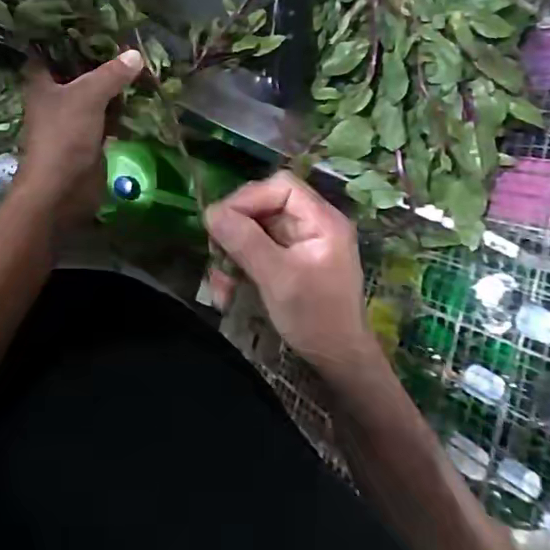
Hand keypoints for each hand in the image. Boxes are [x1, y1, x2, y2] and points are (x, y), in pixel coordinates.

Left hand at [15, 51, 144, 218]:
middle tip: (126, 39)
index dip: (67, 35)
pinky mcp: (87, 138)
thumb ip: (110, 74)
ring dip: (113, 84)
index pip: (50, 50)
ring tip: (139, 62)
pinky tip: (140, 94)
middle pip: (76, 71)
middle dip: (99, 59)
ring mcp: (71, 119)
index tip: (91, 21)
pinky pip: (105, 116)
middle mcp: (53, 97)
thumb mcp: (88, 97)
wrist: (61, 190)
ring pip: (93, 94)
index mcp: (41, 82)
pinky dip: (120, 108)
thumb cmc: (64, 136)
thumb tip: (135, 54)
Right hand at [204, 172, 375, 370]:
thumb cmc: (316, 318)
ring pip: (252, 229)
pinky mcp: (287, 262)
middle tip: (216, 254)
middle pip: (262, 205)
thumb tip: (211, 212)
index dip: (248, 198)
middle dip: (234, 229)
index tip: (222, 223)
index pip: (279, 187)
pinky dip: (238, 266)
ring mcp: (299, 243)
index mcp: (321, 220)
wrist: (338, 362)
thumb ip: (245, 241)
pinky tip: (227, 290)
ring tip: (220, 284)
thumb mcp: (278, 278)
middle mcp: (311, 225)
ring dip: (230, 253)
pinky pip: (254, 250)